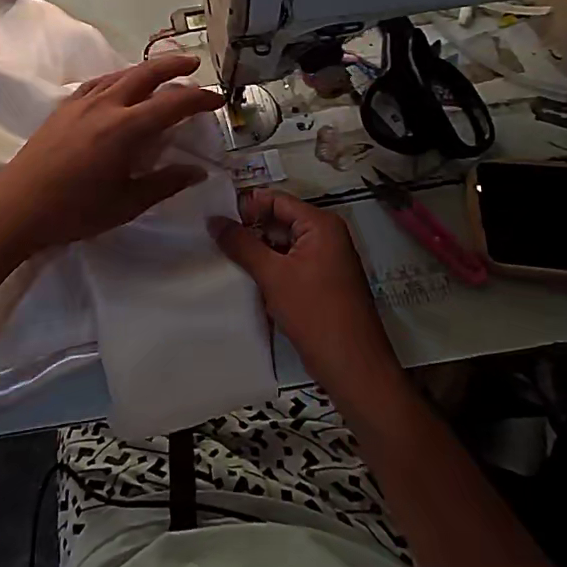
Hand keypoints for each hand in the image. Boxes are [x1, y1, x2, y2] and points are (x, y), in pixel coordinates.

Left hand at [0, 55, 226, 254]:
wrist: (16, 207)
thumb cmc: (74, 211)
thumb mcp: (126, 204)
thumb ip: (164, 183)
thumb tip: (195, 171)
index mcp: (125, 129)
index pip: (172, 103)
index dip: (199, 99)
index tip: (217, 99)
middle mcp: (105, 106)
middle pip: (145, 74)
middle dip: (173, 66)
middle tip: (194, 66)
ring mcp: (80, 103)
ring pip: (120, 74)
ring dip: (146, 69)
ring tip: (162, 72)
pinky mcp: (63, 108)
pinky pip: (98, 82)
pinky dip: (118, 78)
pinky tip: (119, 85)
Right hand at [211, 190, 402, 393]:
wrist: (353, 366)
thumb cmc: (315, 313)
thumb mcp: (273, 275)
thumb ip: (241, 244)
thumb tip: (214, 219)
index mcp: (321, 224)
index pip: (276, 200)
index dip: (245, 206)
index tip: (215, 218)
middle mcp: (326, 235)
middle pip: (279, 220)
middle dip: (249, 229)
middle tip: (214, 238)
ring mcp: (326, 259)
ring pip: (283, 244)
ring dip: (257, 251)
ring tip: (224, 258)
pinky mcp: (321, 281)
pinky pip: (290, 263)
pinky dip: (270, 268)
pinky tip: (247, 279)